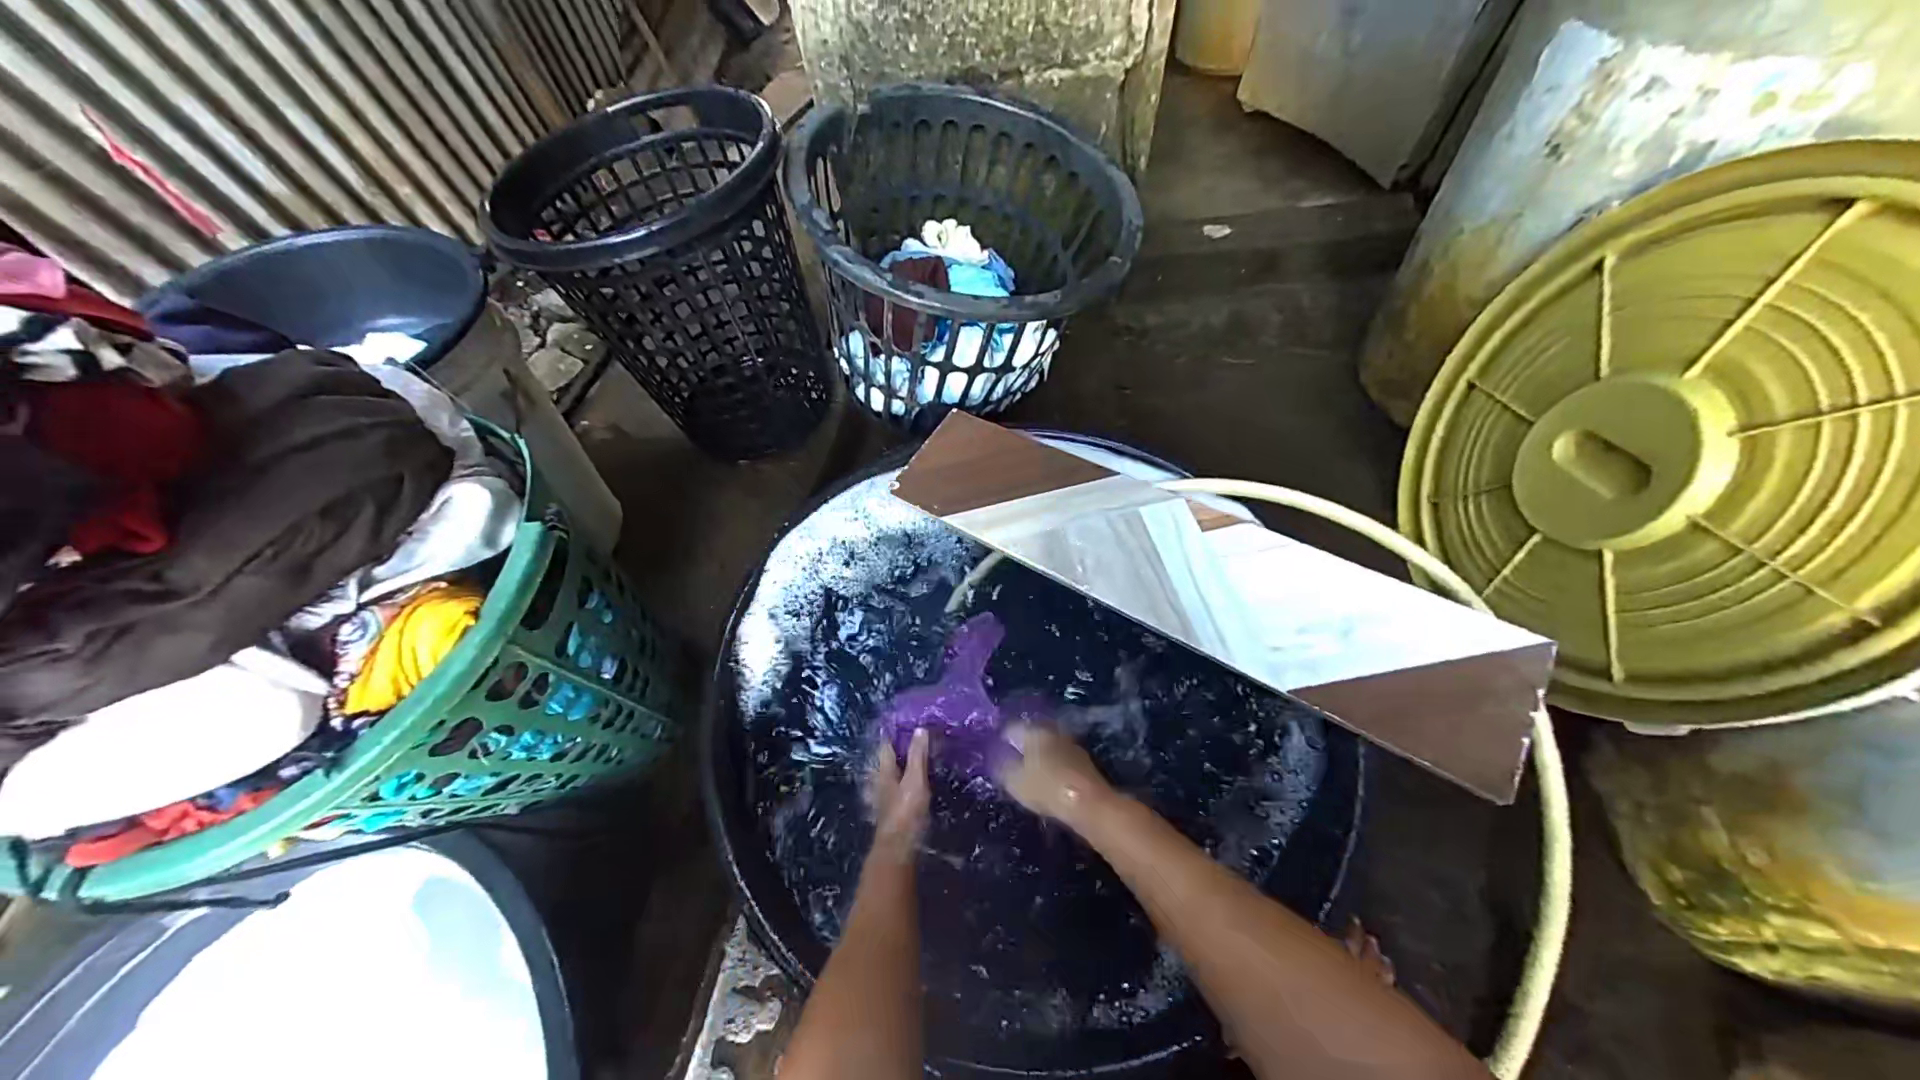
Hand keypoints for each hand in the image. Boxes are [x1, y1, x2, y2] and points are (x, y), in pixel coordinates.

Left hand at [866, 728, 930, 864]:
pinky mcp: (895, 808)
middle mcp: (882, 780)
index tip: (909, 720)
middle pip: (890, 758)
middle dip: (902, 747)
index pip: (887, 744)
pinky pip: (902, 785)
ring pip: (896, 772)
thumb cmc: (906, 811)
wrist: (899, 848)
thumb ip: (917, 756)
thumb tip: (919, 729)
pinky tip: (922, 779)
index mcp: (884, 770)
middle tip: (921, 735)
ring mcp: (887, 796)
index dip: (896, 732)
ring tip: (925, 754)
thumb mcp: (915, 780)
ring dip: (907, 763)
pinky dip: (911, 777)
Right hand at [994, 723, 1114, 823]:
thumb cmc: (1046, 788)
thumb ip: (1002, 765)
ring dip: (1039, 753)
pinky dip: (1053, 762)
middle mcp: (1053, 731)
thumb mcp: (1014, 781)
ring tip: (1030, 770)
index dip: (1000, 740)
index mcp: (1034, 731)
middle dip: (1022, 744)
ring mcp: (1071, 743)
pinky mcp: (1084, 759)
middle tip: (1011, 760)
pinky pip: (1060, 756)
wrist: (1090, 803)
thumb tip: (996, 755)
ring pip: (1048, 744)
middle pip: (1032, 733)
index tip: (995, 753)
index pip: (1011, 728)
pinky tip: (1049, 776)